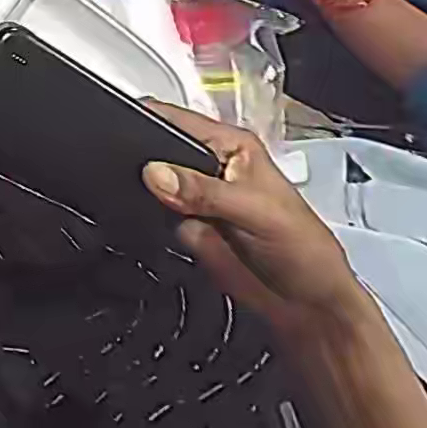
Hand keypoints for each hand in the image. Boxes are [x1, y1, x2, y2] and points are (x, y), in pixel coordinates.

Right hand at [139, 101, 365, 339]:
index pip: (178, 119)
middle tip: (140, 176)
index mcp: (231, 146)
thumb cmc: (305, 251)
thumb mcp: (258, 212)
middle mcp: (207, 165)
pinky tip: (170, 226)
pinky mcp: (181, 222)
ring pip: (149, 182)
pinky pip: (151, 212)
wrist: (306, 309)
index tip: (120, 128)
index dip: (147, 118)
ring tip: (168, 207)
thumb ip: (204, 191)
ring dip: (147, 193)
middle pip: (155, 148)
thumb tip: (154, 172)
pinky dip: (152, 218)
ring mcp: (192, 194)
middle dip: (141, 159)